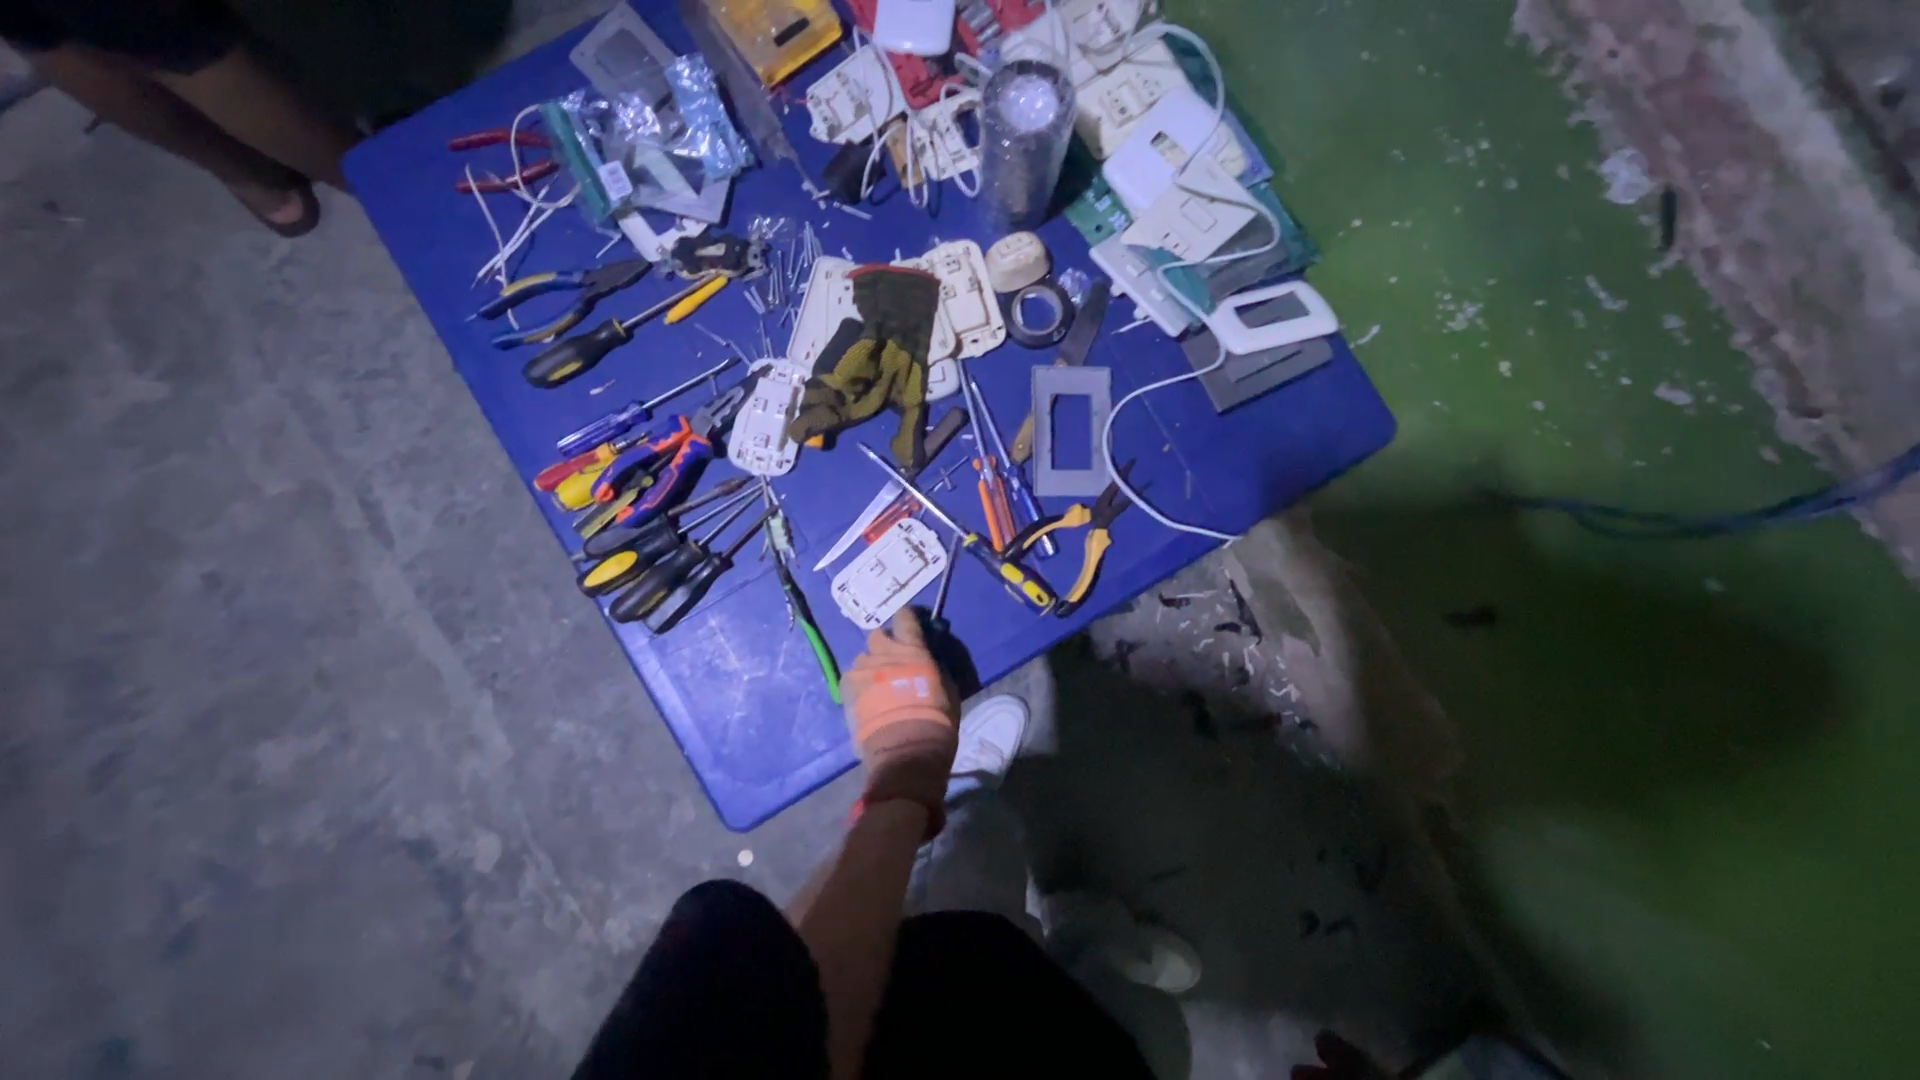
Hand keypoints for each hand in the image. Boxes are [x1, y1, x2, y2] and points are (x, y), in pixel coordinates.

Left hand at [842, 610, 958, 829]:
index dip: (907, 618)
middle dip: (885, 645)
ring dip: (871, 666)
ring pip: (863, 657)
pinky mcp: (846, 688)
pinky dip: (859, 683)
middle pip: (879, 635)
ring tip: (878, 686)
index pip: (905, 617)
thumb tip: (928, 660)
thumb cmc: (936, 720)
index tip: (911, 625)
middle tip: (893, 662)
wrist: (905, 752)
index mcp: (912, 649)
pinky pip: (851, 676)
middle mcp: (883, 651)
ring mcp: (861, 668)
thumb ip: (934, 667)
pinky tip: (866, 699)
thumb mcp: (947, 688)